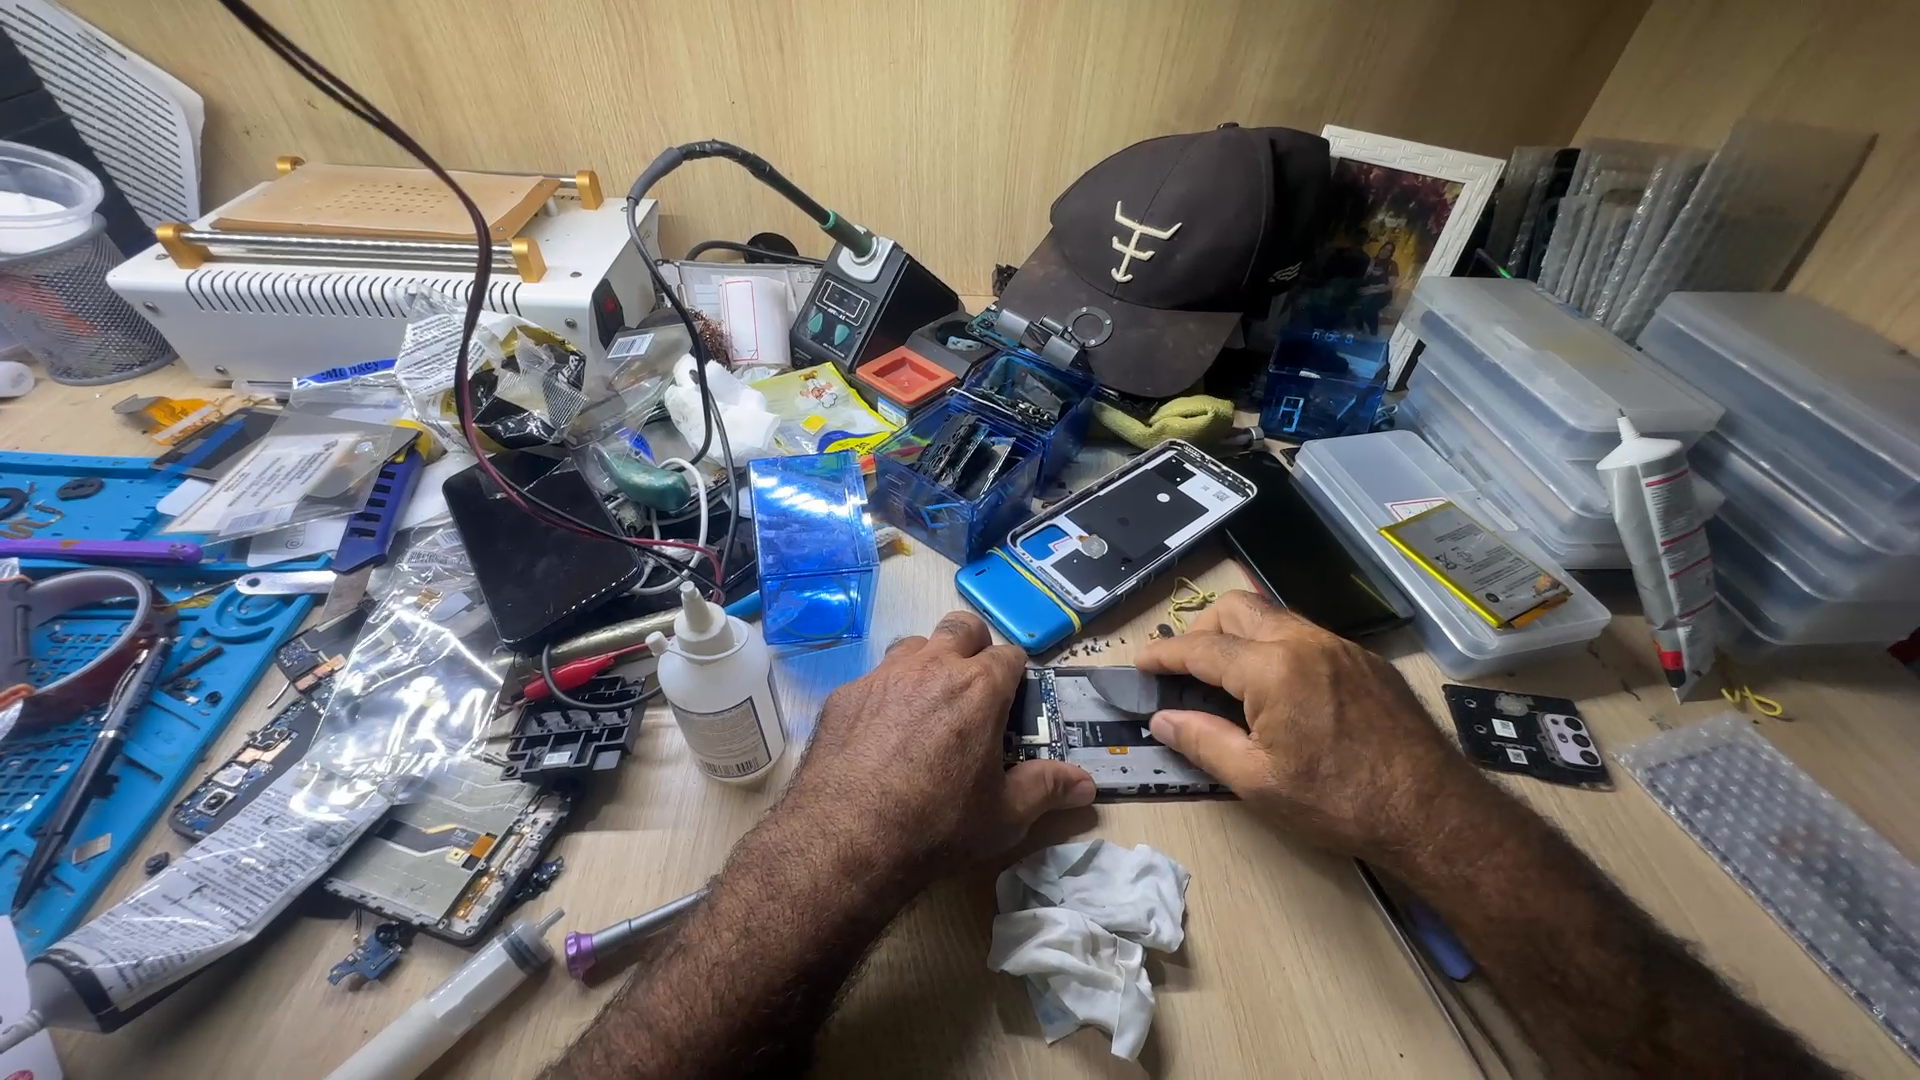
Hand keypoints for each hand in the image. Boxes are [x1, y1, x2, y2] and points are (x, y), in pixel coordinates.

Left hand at [788, 611, 1094, 880]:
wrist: (846, 839)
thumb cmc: (937, 825)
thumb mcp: (1004, 814)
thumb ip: (1046, 789)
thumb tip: (1086, 783)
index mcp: (978, 687)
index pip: (1010, 655)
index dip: (1016, 674)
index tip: (1012, 699)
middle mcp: (932, 666)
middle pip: (961, 626)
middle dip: (973, 645)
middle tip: (972, 685)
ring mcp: (883, 675)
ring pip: (913, 645)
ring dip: (927, 663)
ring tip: (926, 706)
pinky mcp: (845, 694)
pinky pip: (873, 679)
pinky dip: (885, 695)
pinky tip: (879, 735)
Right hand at [1136, 591, 1477, 865]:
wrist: (1436, 814)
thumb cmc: (1338, 802)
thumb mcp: (1256, 780)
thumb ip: (1201, 741)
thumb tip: (1161, 719)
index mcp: (1273, 668)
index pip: (1201, 647)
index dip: (1164, 653)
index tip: (1140, 661)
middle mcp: (1305, 641)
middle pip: (1236, 608)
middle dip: (1201, 630)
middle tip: (1185, 669)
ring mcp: (1340, 646)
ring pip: (1273, 615)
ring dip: (1239, 634)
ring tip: (1227, 677)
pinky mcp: (1365, 660)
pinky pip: (1304, 634)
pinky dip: (1274, 645)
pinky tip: (1278, 688)